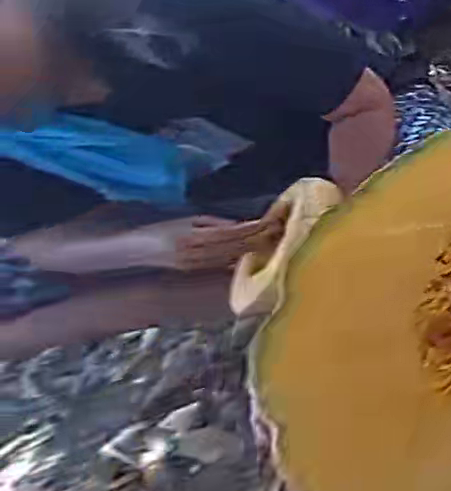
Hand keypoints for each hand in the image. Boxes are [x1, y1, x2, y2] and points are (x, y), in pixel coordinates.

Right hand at [118, 216, 263, 271]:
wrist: (130, 251)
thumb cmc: (163, 230)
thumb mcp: (190, 220)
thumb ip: (218, 223)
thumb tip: (246, 224)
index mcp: (191, 236)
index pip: (231, 232)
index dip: (253, 227)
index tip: (273, 220)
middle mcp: (192, 252)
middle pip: (235, 245)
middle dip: (260, 237)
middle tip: (281, 229)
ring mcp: (193, 264)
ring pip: (233, 256)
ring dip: (255, 249)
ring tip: (275, 239)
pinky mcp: (194, 270)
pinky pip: (224, 265)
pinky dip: (243, 259)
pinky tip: (258, 253)